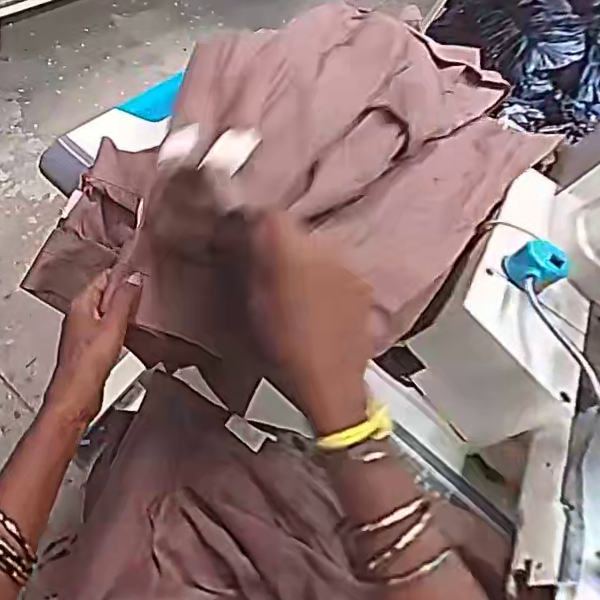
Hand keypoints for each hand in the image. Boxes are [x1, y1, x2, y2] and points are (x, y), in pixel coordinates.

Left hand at [41, 268, 143, 426]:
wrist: (77, 396)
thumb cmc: (86, 365)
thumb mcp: (112, 325)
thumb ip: (124, 299)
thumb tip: (132, 278)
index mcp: (81, 305)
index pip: (103, 278)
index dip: (121, 274)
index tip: (138, 272)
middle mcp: (79, 316)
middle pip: (105, 294)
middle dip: (124, 292)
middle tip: (144, 290)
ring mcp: (84, 333)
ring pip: (106, 312)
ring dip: (123, 311)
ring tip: (141, 310)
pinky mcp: (90, 348)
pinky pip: (108, 329)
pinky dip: (120, 327)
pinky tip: (130, 333)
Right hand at [246, 211, 372, 432]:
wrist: (330, 385)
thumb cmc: (284, 350)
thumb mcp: (252, 302)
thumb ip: (248, 261)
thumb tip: (239, 233)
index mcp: (292, 251)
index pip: (268, 214)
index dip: (249, 222)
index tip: (238, 234)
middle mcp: (326, 249)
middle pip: (294, 228)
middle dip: (276, 240)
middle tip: (261, 262)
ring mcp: (349, 266)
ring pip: (315, 246)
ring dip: (301, 256)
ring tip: (289, 282)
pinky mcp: (362, 283)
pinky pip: (335, 265)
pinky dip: (321, 273)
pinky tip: (314, 295)